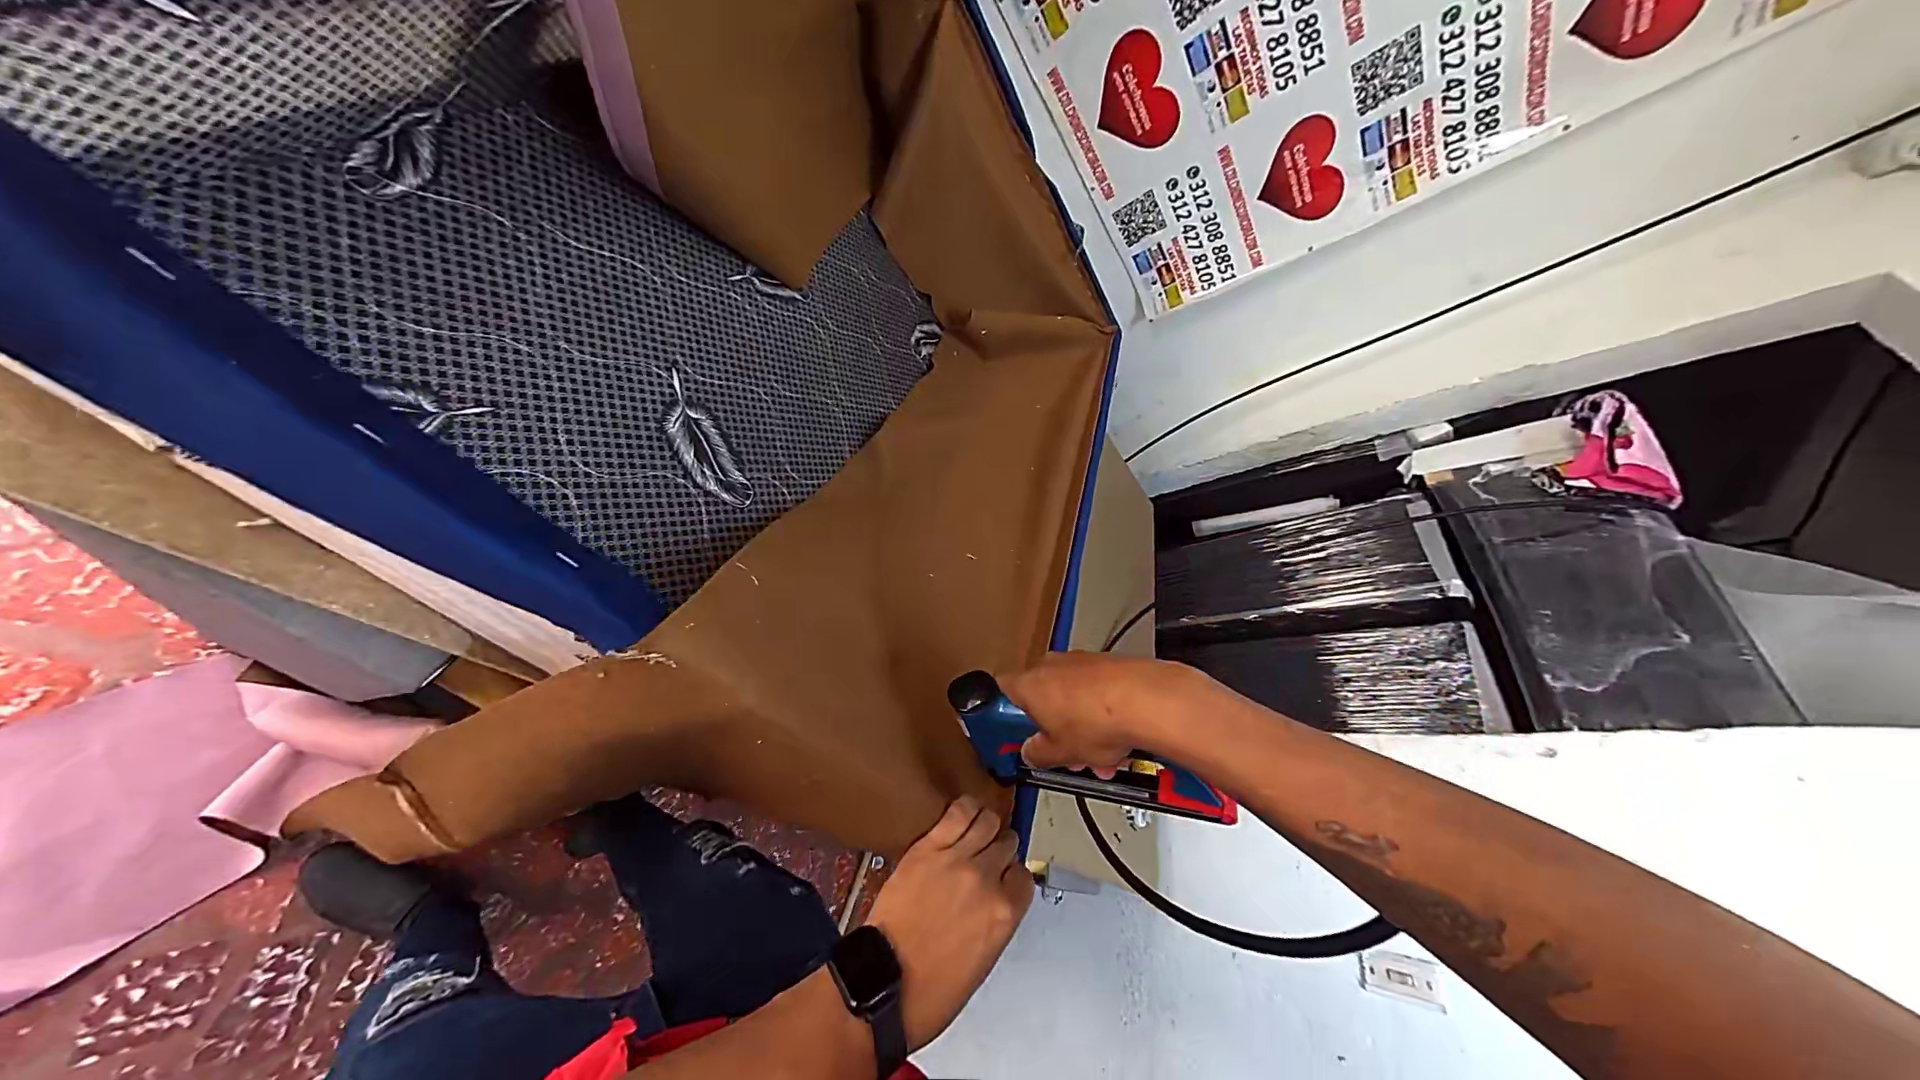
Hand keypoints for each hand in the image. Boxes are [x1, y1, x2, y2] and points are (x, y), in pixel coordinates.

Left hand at [865, 796, 1033, 1048]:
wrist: (885, 982)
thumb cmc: (930, 986)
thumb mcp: (983, 959)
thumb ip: (996, 919)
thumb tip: (996, 899)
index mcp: (1004, 913)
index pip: (1023, 875)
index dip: (1013, 875)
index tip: (1005, 875)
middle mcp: (985, 880)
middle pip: (1006, 844)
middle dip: (1000, 849)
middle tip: (989, 853)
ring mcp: (956, 860)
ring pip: (987, 821)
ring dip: (987, 824)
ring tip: (979, 828)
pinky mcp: (927, 849)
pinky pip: (957, 814)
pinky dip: (965, 807)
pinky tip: (965, 810)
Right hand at [1000, 652, 1215, 772]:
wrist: (1148, 701)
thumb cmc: (1101, 717)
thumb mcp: (1059, 753)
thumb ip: (1037, 753)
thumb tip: (1032, 752)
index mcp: (1028, 682)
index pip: (1000, 692)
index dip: (1002, 715)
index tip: (1007, 733)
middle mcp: (1052, 665)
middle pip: (1039, 698)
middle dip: (1050, 729)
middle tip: (1058, 752)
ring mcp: (1082, 663)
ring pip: (1071, 700)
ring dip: (1080, 728)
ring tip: (1098, 757)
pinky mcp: (1109, 666)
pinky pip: (1096, 694)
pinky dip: (1102, 716)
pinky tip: (1117, 743)